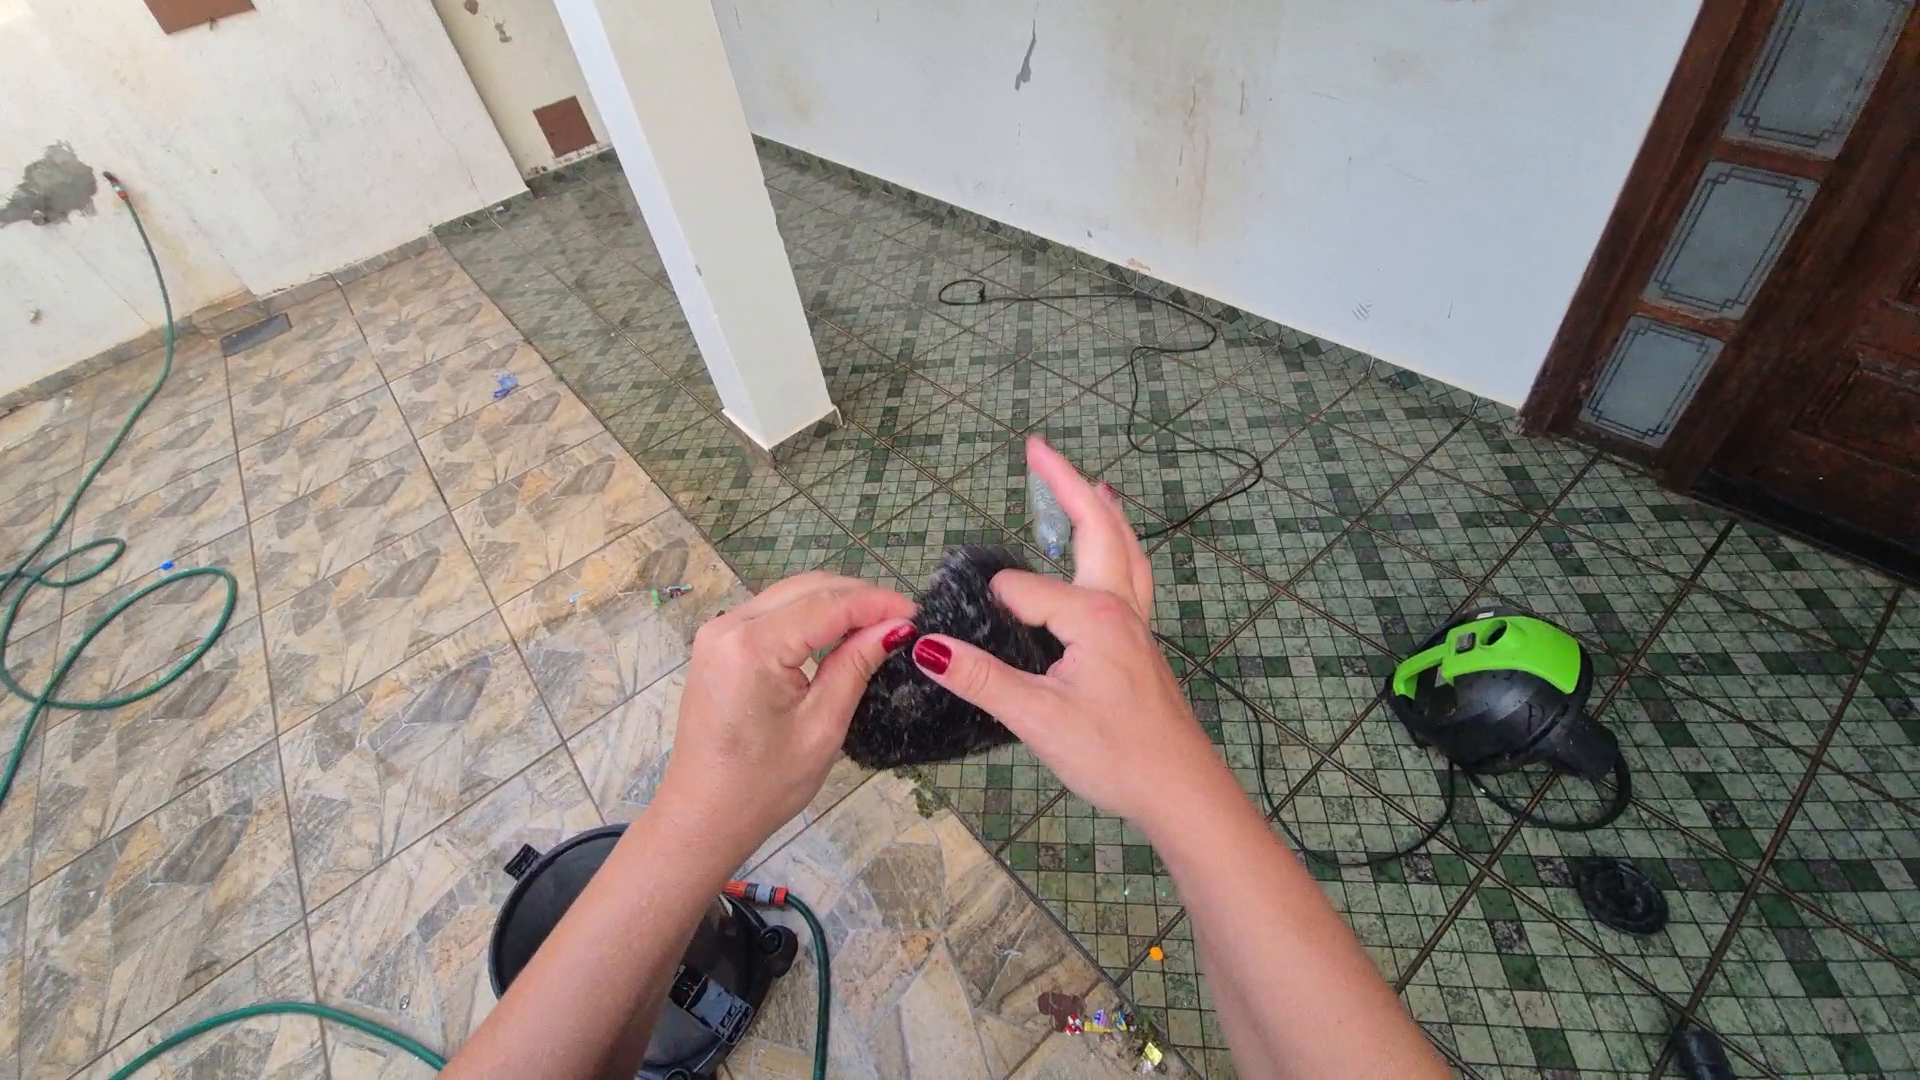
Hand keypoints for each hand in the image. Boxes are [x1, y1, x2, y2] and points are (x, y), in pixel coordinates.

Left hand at [655, 573, 915, 860]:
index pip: (826, 605)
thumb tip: (898, 627)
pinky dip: (811, 614)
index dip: (876, 603)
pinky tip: (840, 630)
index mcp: (752, 647)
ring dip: (836, 602)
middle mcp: (728, 625)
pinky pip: (774, 611)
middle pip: (807, 588)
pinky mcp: (719, 642)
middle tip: (902, 619)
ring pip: (791, 594)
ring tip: (878, 624)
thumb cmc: (765, 785)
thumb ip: (857, 665)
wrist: (702, 816)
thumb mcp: (823, 726)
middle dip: (858, 597)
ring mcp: (718, 630)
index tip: (916, 612)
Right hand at [907, 436, 1235, 833]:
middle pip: (1096, 529)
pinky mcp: (1141, 642)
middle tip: (1037, 448)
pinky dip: (1119, 546)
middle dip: (1064, 485)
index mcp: (1093, 616)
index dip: (993, 608)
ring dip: (1102, 510)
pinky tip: (1112, 555)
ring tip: (1091, 484)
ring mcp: (1136, 622)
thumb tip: (926, 646)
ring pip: (1124, 549)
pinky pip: (1131, 574)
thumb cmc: (1115, 754)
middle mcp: (1119, 606)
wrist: (1181, 791)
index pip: (1024, 591)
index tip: (967, 638)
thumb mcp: (1039, 719)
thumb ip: (982, 678)